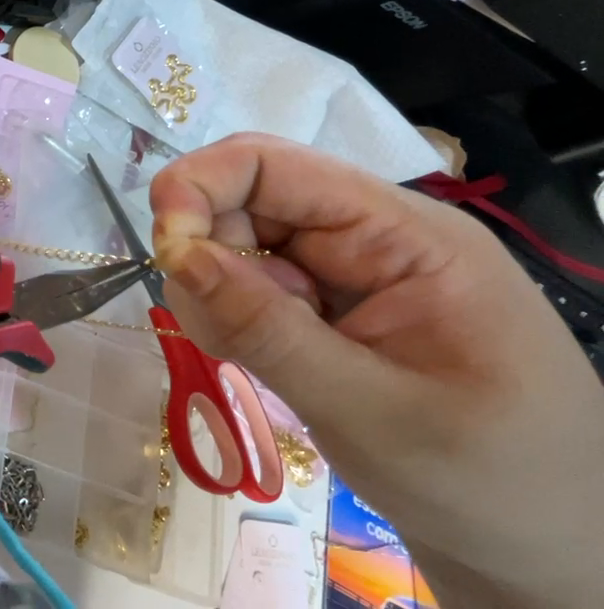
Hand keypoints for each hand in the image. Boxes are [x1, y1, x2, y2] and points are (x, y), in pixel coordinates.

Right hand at [149, 133, 603, 608]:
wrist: (548, 550)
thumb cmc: (489, 483)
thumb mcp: (374, 412)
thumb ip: (269, 330)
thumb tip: (175, 255)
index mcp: (405, 235)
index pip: (269, 164)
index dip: (198, 189)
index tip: (167, 256)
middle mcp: (371, 234)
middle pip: (242, 198)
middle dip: (202, 251)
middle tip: (212, 328)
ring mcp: (347, 268)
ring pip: (233, 240)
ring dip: (211, 291)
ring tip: (243, 358)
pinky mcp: (325, 301)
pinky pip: (245, 280)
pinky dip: (222, 312)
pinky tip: (248, 358)